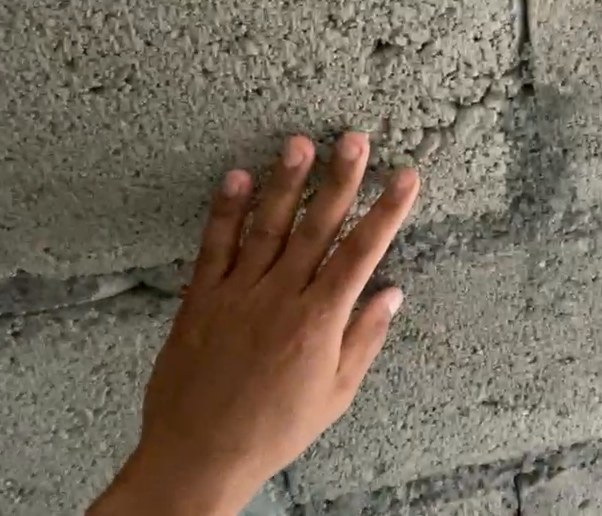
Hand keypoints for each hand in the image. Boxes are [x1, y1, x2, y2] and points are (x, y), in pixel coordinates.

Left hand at [90, 134, 420, 515]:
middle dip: (340, 179)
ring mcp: (238, 295)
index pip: (362, 252)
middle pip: (317, 227)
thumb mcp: (336, 394)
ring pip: (267, 227)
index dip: (387, 210)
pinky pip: (214, 248)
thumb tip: (394, 292)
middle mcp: (281, 297)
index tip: (407, 176)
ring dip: (286, 183)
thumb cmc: (274, 430)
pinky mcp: (200, 300)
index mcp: (319, 320)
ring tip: (300, 143)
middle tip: (354, 139)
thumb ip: (365, 338)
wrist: (195, 460)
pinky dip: (225, 212)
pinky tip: (236, 178)